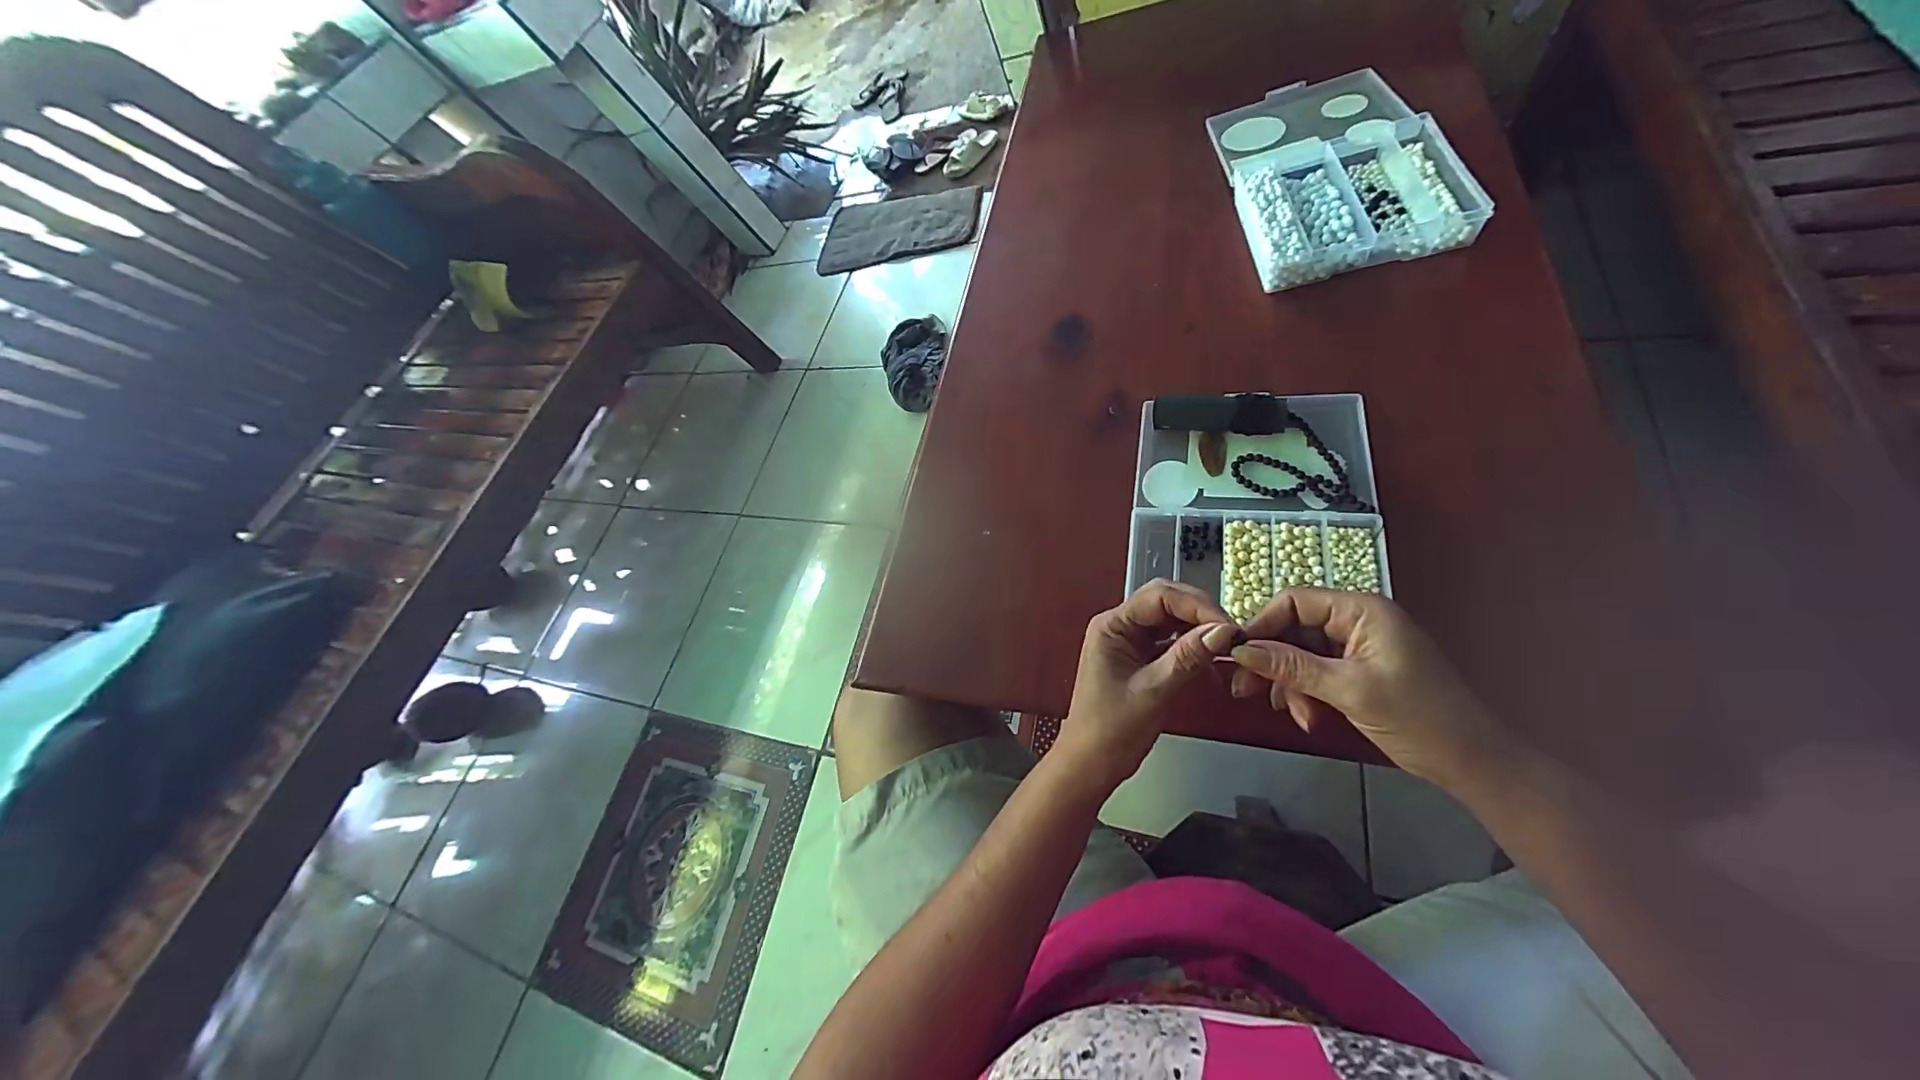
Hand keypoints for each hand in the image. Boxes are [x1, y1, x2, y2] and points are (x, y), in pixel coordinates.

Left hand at [1057, 579, 1241, 791]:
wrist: (1091, 763)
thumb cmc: (1108, 731)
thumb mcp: (1153, 692)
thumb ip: (1187, 658)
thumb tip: (1223, 631)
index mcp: (1111, 625)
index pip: (1159, 596)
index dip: (1197, 607)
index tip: (1227, 626)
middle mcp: (1120, 626)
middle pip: (1168, 603)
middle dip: (1201, 614)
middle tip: (1232, 634)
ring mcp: (1131, 642)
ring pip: (1173, 621)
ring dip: (1201, 631)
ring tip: (1228, 647)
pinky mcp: (1142, 659)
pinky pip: (1173, 642)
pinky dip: (1195, 649)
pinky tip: (1214, 663)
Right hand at [1230, 588, 1511, 787]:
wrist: (1472, 761)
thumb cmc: (1419, 718)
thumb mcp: (1348, 690)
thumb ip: (1292, 666)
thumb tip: (1242, 651)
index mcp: (1362, 611)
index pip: (1295, 601)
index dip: (1262, 624)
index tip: (1236, 654)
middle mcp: (1359, 620)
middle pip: (1295, 628)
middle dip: (1271, 659)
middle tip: (1243, 689)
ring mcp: (1360, 646)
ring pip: (1302, 653)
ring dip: (1289, 682)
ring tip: (1288, 712)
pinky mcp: (1360, 669)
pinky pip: (1318, 671)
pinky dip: (1307, 692)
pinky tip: (1307, 717)